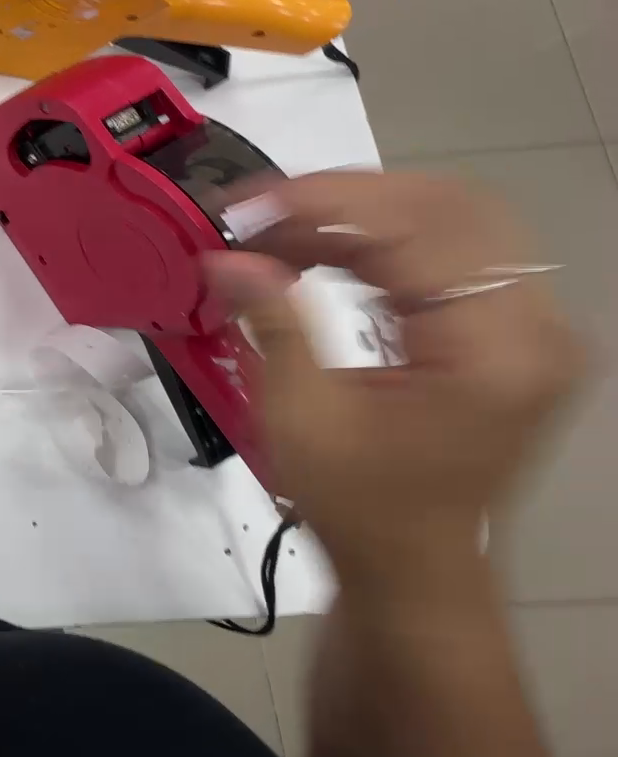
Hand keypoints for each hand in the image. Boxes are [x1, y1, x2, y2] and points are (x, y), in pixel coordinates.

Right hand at [204, 171, 582, 581]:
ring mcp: (522, 328)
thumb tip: (225, 258)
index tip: (243, 207)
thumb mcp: (301, 414)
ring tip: (267, 238)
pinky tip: (307, 259)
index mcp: (495, 348)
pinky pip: (439, 259)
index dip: (326, 202)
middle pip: (450, 208)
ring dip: (350, 219)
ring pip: (446, 225)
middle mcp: (531, 326)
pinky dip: (368, 247)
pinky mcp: (497, 334)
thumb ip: (273, 323)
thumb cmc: (356, 500)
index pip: (422, 229)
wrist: (409, 559)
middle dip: (342, 197)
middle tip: (253, 214)